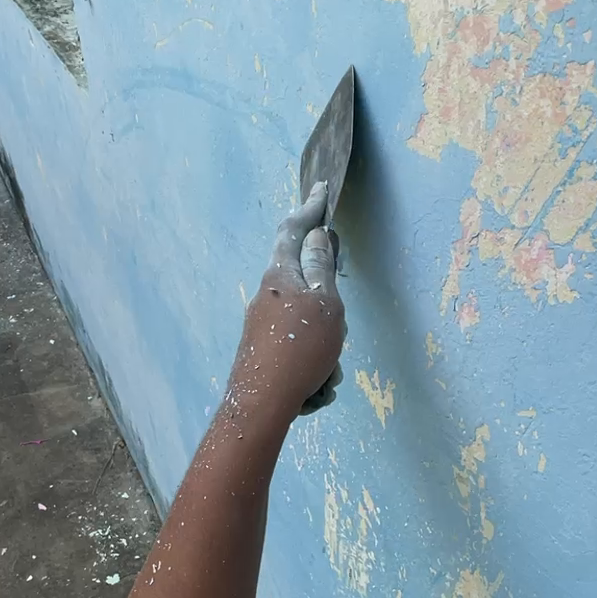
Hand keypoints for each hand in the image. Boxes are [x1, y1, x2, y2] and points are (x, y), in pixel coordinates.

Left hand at [224, 182, 344, 425]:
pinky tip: (312, 390)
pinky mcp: (265, 355)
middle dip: (331, 319)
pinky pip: (302, 357)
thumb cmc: (299, 349)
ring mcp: (263, 328)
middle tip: (334, 339)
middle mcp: (267, 297)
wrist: (262, 405)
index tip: (322, 191)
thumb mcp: (323, 303)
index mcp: (280, 276)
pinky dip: (313, 373)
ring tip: (323, 376)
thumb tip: (317, 234)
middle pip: (310, 292)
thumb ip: (321, 268)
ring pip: (310, 331)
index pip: (294, 231)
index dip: (311, 209)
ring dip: (326, 356)